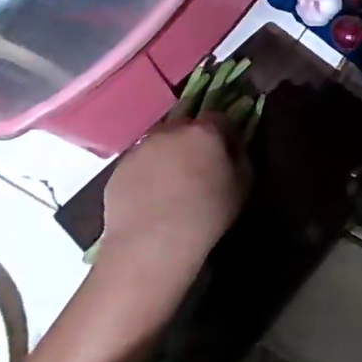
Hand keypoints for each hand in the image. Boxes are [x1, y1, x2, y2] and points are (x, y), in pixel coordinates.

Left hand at [98, 120, 245, 281]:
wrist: (151, 242)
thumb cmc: (205, 215)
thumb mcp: (241, 188)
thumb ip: (240, 161)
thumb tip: (233, 151)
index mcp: (203, 131)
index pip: (220, 120)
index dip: (226, 136)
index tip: (228, 155)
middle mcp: (170, 130)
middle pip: (186, 128)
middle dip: (194, 144)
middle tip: (197, 171)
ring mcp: (141, 147)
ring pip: (160, 145)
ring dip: (168, 158)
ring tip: (170, 188)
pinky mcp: (120, 166)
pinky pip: (140, 164)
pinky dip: (147, 175)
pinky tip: (150, 200)